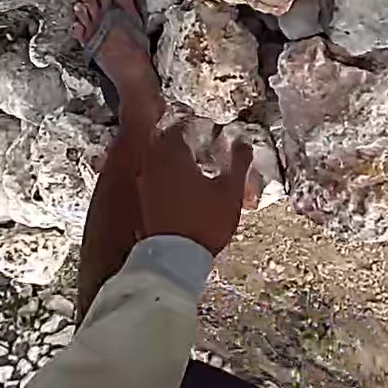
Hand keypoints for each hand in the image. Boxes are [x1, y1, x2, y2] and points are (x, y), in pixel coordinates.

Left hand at [137, 123, 252, 254]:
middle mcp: (154, 167)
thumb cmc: (205, 222)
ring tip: (191, 167)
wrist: (176, 259)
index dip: (190, 128)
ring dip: (171, 160)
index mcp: (174, 157)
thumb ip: (238, 163)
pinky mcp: (144, 203)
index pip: (176, 130)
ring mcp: (146, 185)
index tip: (202, 131)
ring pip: (156, 162)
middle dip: (179, 142)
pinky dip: (165, 178)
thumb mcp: (230, 191)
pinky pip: (153, 180)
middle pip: (163, 144)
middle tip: (197, 146)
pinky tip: (181, 189)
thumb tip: (244, 142)